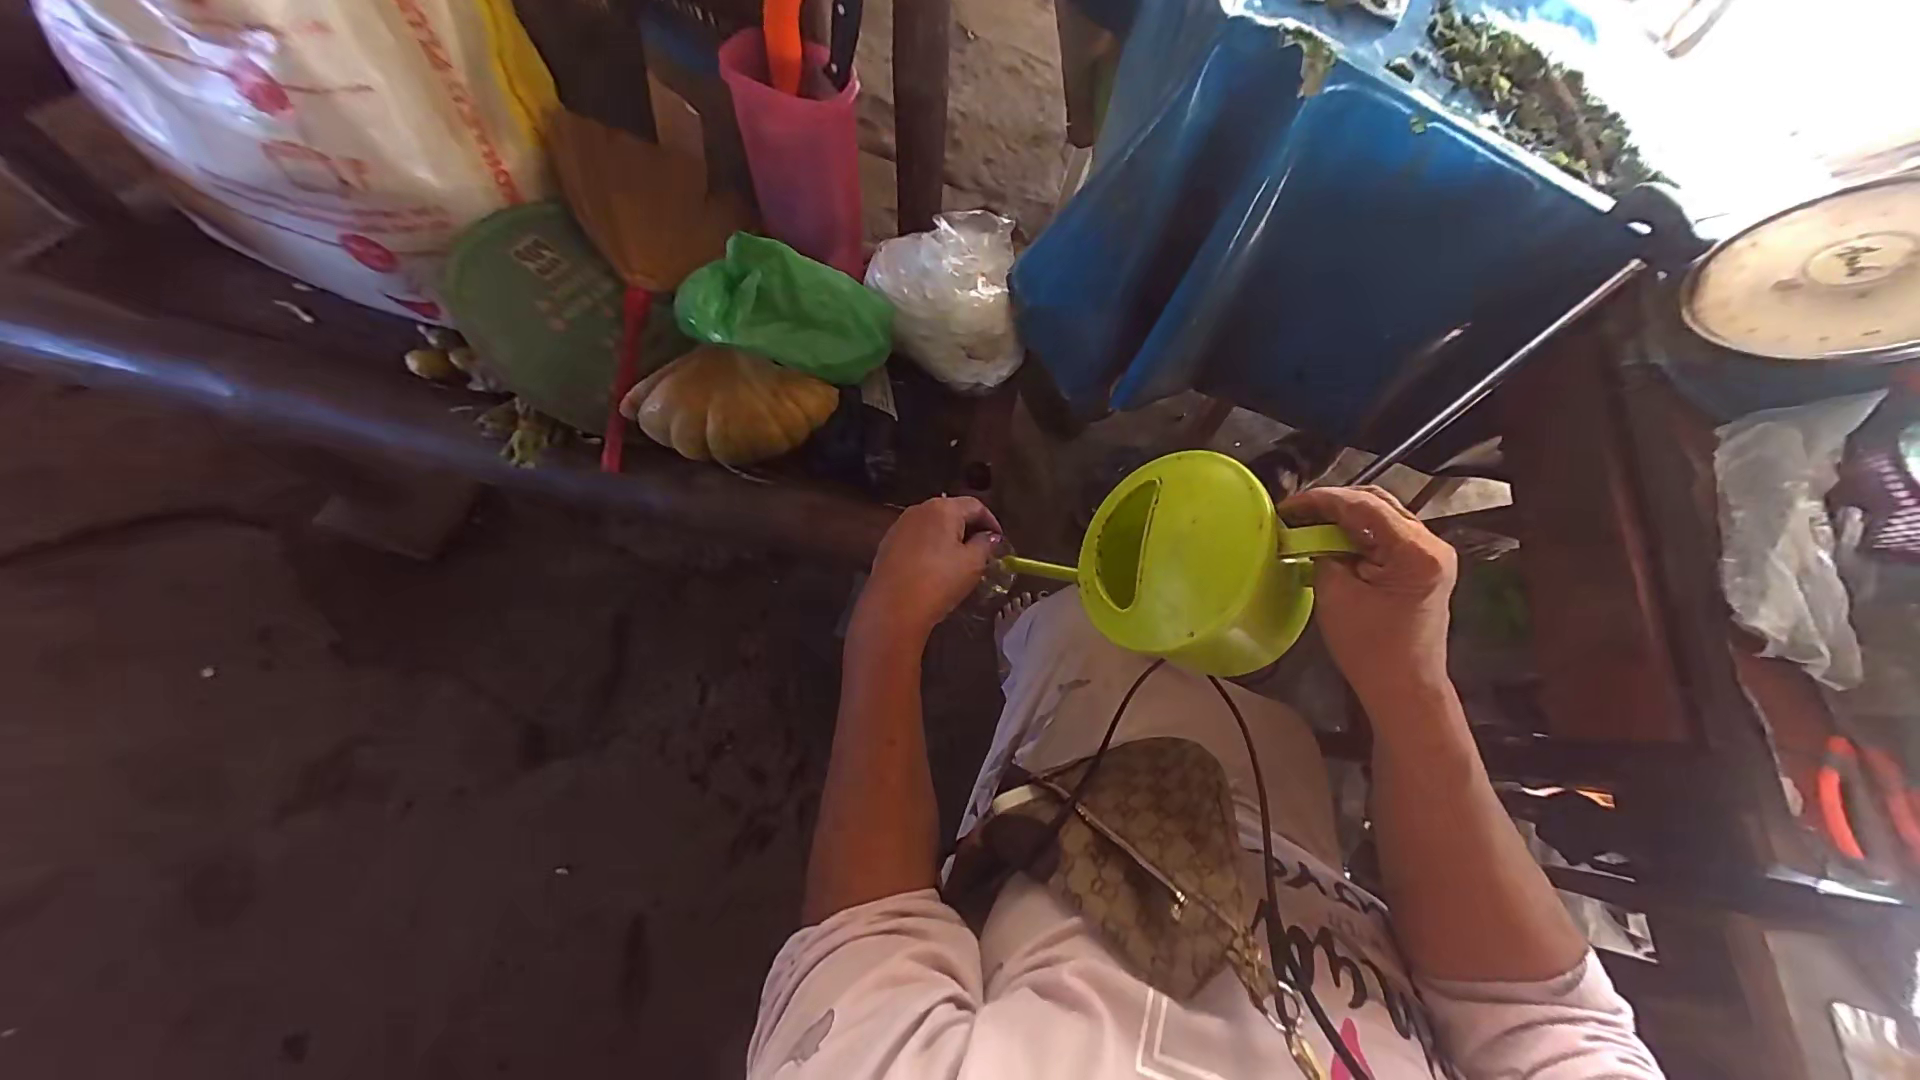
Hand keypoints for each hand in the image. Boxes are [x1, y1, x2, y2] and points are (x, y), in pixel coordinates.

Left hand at [853, 496, 1001, 639]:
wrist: (893, 608)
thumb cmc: (939, 581)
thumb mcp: (973, 564)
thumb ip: (985, 545)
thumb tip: (989, 537)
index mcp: (942, 509)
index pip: (975, 506)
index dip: (991, 521)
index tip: (999, 541)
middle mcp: (919, 510)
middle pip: (951, 512)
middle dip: (969, 528)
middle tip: (982, 549)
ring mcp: (899, 526)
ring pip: (932, 525)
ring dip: (948, 537)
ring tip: (959, 559)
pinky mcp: (887, 544)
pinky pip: (916, 539)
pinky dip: (930, 547)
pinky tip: (934, 566)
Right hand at [1279, 486, 1456, 699]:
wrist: (1403, 685)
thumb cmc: (1369, 646)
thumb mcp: (1336, 594)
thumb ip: (1324, 553)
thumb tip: (1308, 533)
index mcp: (1416, 551)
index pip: (1364, 505)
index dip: (1320, 500)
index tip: (1286, 505)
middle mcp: (1431, 544)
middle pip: (1377, 503)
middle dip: (1331, 503)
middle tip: (1294, 512)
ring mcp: (1429, 554)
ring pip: (1380, 515)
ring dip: (1341, 516)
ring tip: (1305, 522)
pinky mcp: (1419, 565)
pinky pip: (1383, 534)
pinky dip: (1353, 531)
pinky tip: (1327, 537)